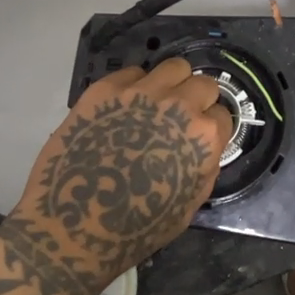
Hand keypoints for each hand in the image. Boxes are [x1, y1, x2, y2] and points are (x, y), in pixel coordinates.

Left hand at [0, 57, 231, 294]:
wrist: (72, 227)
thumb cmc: (135, 228)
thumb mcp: (189, 206)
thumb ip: (204, 168)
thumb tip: (204, 148)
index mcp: (204, 137)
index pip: (222, 114)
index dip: (210, 128)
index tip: (197, 137)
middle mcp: (179, 105)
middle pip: (203, 83)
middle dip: (196, 101)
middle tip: (178, 119)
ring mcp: (142, 92)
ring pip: (174, 66)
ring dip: (172, 83)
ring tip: (156, 102)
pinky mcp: (106, 88)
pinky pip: (133, 71)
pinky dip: (135, 85)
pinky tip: (124, 107)